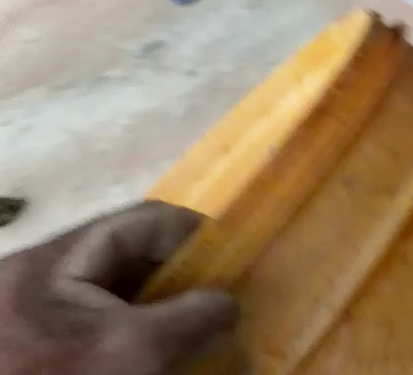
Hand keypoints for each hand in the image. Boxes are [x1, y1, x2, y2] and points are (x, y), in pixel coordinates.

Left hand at [0, 203, 235, 374]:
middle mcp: (22, 278)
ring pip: (102, 293)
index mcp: (46, 262)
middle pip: (123, 257)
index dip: (195, 239)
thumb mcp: (140, 350)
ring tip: (164, 341)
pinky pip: (76, 323)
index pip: (147, 221)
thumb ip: (200, 313)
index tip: (221, 274)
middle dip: (169, 281)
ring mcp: (9, 316)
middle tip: (196, 312)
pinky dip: (112, 335)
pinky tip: (123, 359)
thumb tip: (224, 305)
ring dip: (144, 312)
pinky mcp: (7, 348)